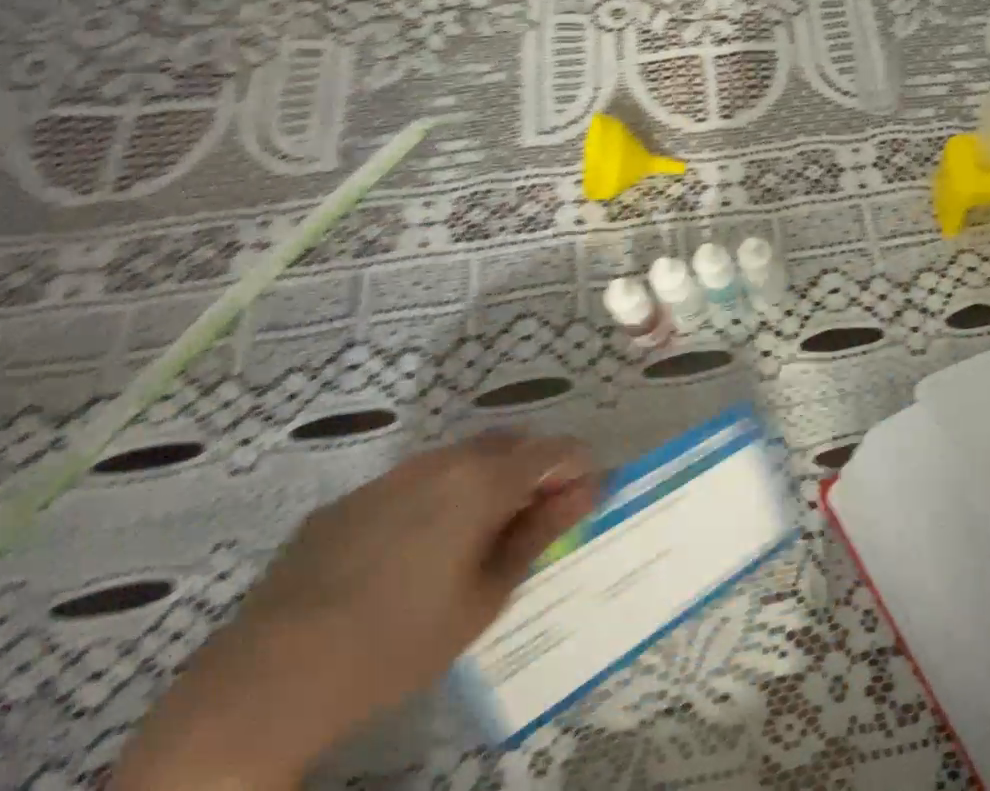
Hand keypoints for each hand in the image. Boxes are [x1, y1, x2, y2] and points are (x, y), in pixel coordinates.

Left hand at [115, 432, 598, 790]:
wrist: (271, 678)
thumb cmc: (402, 641)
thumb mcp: (488, 594)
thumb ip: (540, 532)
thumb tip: (586, 491)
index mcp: (481, 481)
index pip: (557, 449)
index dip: (578, 473)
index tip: (577, 511)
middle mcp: (437, 463)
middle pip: (508, 444)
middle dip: (533, 472)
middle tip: (532, 527)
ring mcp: (385, 479)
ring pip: (457, 460)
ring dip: (484, 484)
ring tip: (476, 543)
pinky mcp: (344, 504)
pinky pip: (411, 484)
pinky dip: (435, 501)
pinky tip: (415, 556)